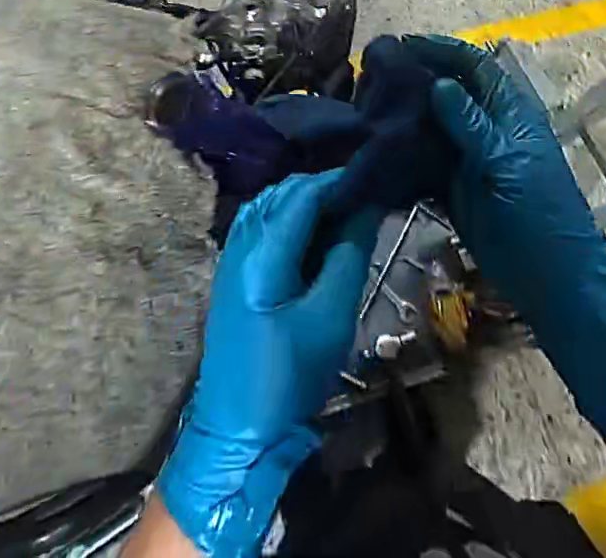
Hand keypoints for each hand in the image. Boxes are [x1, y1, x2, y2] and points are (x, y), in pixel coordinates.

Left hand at [156, 168, 379, 556]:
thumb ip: (347, 257)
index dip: (337, 182)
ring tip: (347, 215)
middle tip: (366, 199)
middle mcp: (238, 242)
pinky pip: (262, 228)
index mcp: (260, 251)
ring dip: (306, 204)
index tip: (375, 180)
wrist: (236, 427)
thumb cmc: (287, 375)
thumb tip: (366, 208)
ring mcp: (230, 256)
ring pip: (270, 208)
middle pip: (282, 195)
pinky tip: (316, 237)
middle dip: (323, 189)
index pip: (301, 194)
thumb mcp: (328, 318)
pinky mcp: (232, 272)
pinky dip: (291, 222)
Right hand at [400, 35, 605, 443]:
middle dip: (416, 76)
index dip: (442, 49)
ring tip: (366, 102)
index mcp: (510, 114)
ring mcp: (468, 155)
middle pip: (448, 89)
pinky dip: (401, 146)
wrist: (550, 279)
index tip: (404, 44)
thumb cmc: (539, 215)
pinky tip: (374, 142)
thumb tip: (438, 83)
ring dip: (403, 110)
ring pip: (431, 120)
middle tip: (375, 73)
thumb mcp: (506, 164)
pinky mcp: (451, 182)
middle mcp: (486, 127)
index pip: (475, 65)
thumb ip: (471, 123)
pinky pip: (422, 154)